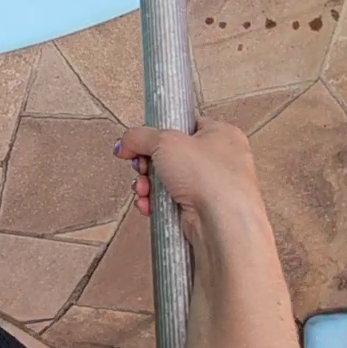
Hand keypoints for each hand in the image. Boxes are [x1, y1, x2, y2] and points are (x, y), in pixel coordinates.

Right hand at [114, 119, 266, 239]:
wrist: (222, 223)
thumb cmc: (209, 178)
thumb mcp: (164, 141)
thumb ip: (137, 136)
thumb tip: (124, 144)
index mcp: (222, 134)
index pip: (182, 124)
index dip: (157, 132)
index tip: (141, 141)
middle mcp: (220, 159)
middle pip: (167, 153)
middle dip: (145, 163)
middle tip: (141, 166)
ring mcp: (211, 185)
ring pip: (164, 177)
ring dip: (145, 183)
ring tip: (144, 188)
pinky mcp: (201, 207)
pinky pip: (167, 198)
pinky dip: (153, 200)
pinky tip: (149, 203)